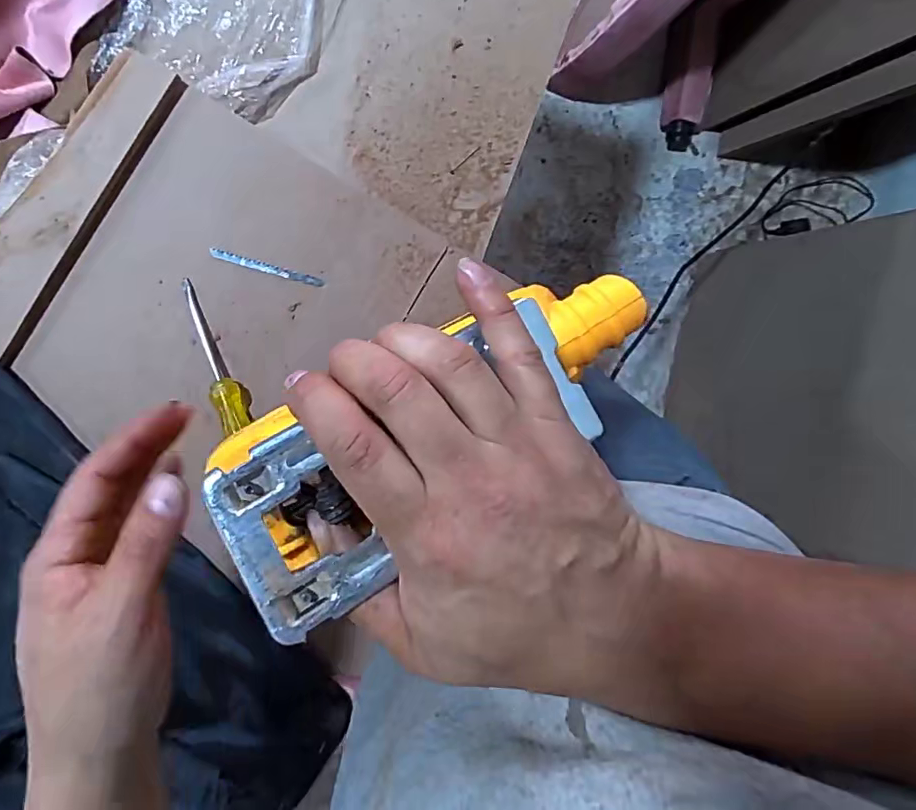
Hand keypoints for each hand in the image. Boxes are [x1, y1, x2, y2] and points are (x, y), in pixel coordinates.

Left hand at [17, 404, 190, 809]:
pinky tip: (173, 492)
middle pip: (106, 489)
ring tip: (181, 440)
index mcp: (56, 557)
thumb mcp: (123, 609)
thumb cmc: (102, 687)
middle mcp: (71, 558)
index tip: (173, 411)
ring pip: (121, 509)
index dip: (132, 440)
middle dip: (142, 448)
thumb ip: (147, 541)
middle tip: (184, 415)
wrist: (100, 762)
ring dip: (149, 472)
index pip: (94, 481)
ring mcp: (95, 575)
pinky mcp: (120, 591)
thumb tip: (173, 475)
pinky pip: (136, 534)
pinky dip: (157, 506)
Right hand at [284, 258, 664, 699]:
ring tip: (383, 340)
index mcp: (427, 533)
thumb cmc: (513, 631)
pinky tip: (467, 271)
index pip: (359, 449)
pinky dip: (495, 307)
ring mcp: (516, 440)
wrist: (614, 613)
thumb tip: (325, 527)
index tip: (301, 384)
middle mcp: (468, 475)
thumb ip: (362, 594)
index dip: (320, 405)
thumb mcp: (421, 644)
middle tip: (341, 362)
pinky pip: (523, 353)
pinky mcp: (552, 419)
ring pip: (453, 365)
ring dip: (405, 338)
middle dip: (355, 361)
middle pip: (399, 392)